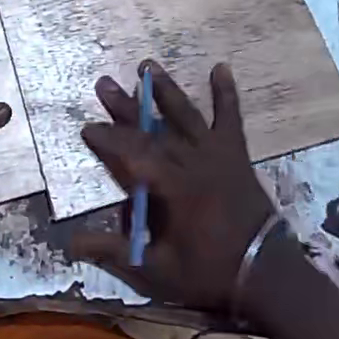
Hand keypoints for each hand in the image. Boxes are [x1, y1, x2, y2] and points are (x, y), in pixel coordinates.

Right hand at [69, 61, 294, 311]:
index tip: (87, 128)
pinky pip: (230, 119)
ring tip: (148, 65)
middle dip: (125, 107)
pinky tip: (221, 68)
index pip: (133, 154)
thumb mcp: (156, 269)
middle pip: (153, 129)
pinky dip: (226, 94)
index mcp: (174, 188)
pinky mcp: (236, 156)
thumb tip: (70, 243)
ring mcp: (218, 156)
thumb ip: (113, 252)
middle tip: (103, 83)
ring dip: (165, 90)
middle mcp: (194, 163)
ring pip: (186, 116)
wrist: (268, 274)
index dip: (108, 140)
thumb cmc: (209, 272)